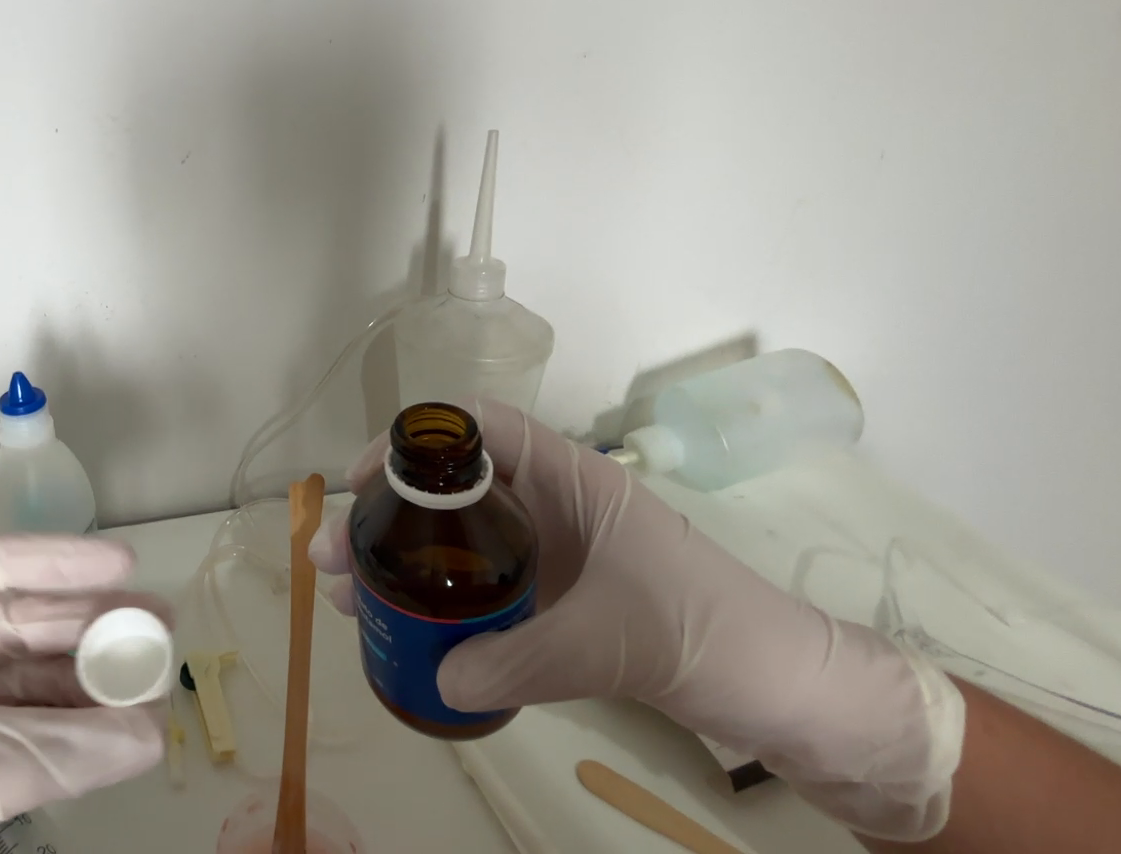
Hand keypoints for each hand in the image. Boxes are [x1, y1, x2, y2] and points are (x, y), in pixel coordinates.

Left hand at [0, 536, 166, 853]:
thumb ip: (61, 751)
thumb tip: (154, 735)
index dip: (60, 559)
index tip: (125, 566)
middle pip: (22, 621)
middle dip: (91, 624)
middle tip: (158, 626)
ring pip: (32, 679)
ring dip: (91, 681)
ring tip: (152, 681)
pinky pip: (30, 731)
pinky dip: (75, 731)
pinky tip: (120, 731)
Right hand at [312, 402, 963, 841]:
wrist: (787, 691)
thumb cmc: (709, 631)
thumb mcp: (609, 642)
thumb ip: (520, 661)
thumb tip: (438, 680)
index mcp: (570, 479)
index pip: (479, 428)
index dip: (413, 441)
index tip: (362, 482)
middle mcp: (549, 503)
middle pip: (450, 487)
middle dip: (383, 514)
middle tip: (333, 555)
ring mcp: (548, 550)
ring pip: (456, 537)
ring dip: (399, 559)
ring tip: (349, 594)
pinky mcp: (551, 594)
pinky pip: (478, 583)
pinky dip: (436, 596)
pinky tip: (403, 624)